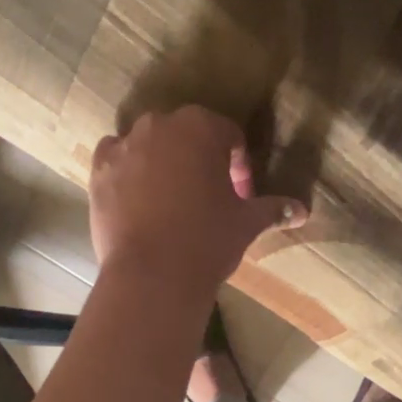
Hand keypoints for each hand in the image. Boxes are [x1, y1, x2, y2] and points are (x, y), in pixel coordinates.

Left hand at [89, 107, 308, 295]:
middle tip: (208, 200)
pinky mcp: (99, 171)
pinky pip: (117, 161)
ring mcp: (123, 145)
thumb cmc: (207, 242)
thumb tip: (302, 210)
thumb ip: (272, 209)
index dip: (239, 167)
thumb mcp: (246, 224)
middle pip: (186, 136)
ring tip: (172, 204)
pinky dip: (129, 174)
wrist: (152, 276)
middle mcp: (159, 125)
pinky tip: (140, 204)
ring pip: (149, 146)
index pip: (229, 137)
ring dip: (163, 166)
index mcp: (201, 128)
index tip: (242, 197)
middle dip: (199, 162)